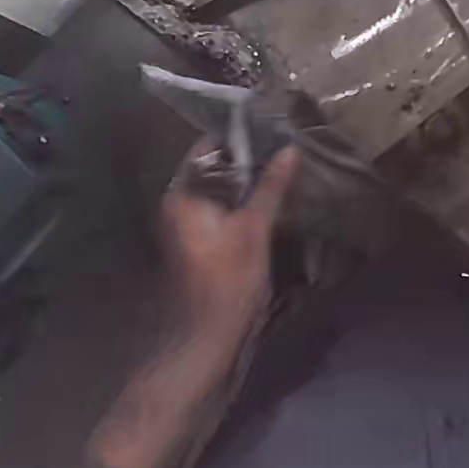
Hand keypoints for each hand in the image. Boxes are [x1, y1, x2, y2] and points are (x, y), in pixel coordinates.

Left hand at [159, 143, 301, 352]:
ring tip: (283, 169)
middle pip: (214, 170)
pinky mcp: (200, 241)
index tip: (271, 127)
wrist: (209, 339)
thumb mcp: (254, 230)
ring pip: (221, 191)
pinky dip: (243, 203)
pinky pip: (222, 210)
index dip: (238, 137)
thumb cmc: (228, 283)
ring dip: (248, 184)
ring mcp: (187, 225)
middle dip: (248, 161)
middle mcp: (178, 205)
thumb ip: (271, 188)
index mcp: (181, 196)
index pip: (206, 149)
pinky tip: (270, 201)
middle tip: (284, 148)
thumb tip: (290, 150)